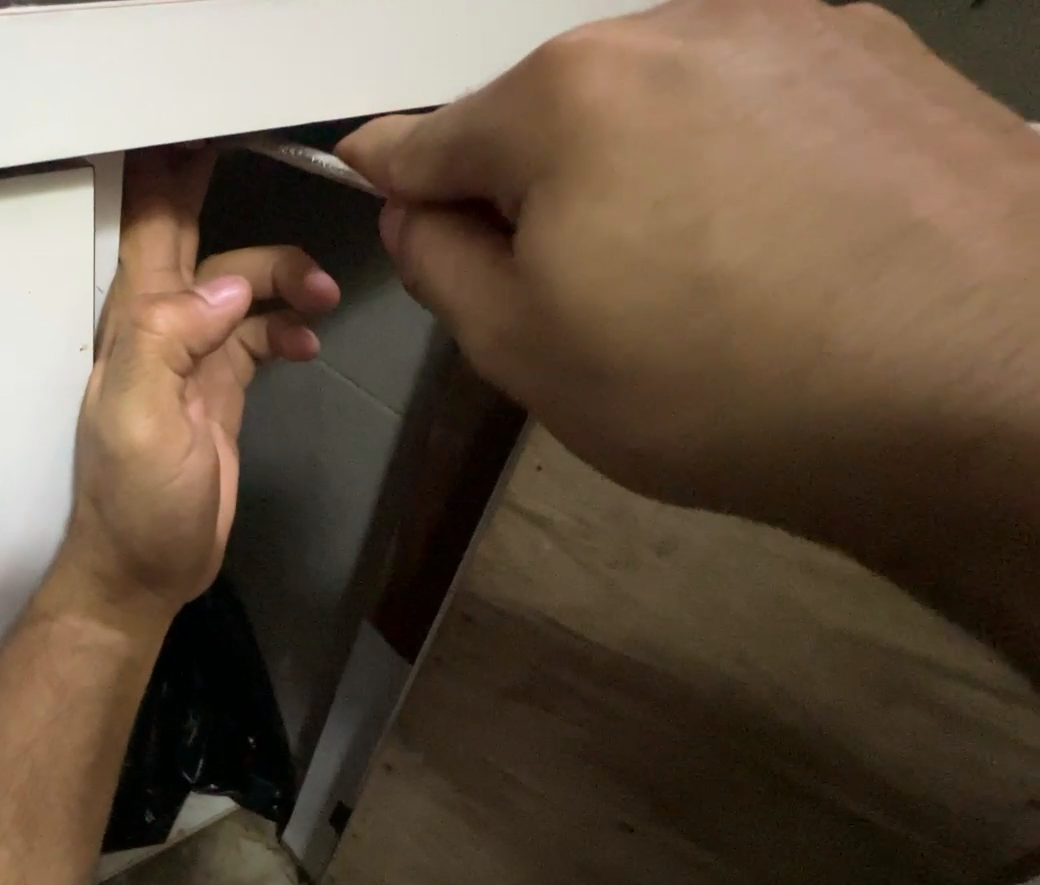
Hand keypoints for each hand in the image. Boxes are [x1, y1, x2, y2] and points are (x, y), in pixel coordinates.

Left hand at [49, 148, 340, 627]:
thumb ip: (167, 343)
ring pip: (241, 290)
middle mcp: (162, 333)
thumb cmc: (137, 505)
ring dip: (283, 280)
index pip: (151, 232)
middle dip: (228, 200)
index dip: (172, 179)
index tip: (205, 133)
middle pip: (198, 246)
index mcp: (135, 328)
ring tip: (324, 299)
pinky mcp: (221, 393)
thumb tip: (228, 285)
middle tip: (282, 159)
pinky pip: (258, 338)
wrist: (147, 569)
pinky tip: (310, 342)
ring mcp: (194, 362)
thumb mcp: (137, 422)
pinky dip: (286, 328)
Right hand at [337, 0, 1039, 553]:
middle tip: (547, 290)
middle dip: (511, 190)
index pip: (424, 138)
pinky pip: (727, 103)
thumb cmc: (699, 382)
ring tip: (660, 275)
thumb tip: (415, 209)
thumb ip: (435, 263)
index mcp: (564, 98)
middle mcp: (670, 27)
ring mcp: (787, 26)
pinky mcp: (877, 54)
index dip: (386, 176)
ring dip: (605, 176)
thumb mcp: (513, 343)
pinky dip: (698, 161)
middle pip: (530, 115)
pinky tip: (744, 240)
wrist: (983, 390)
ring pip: (629, 106)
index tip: (365, 184)